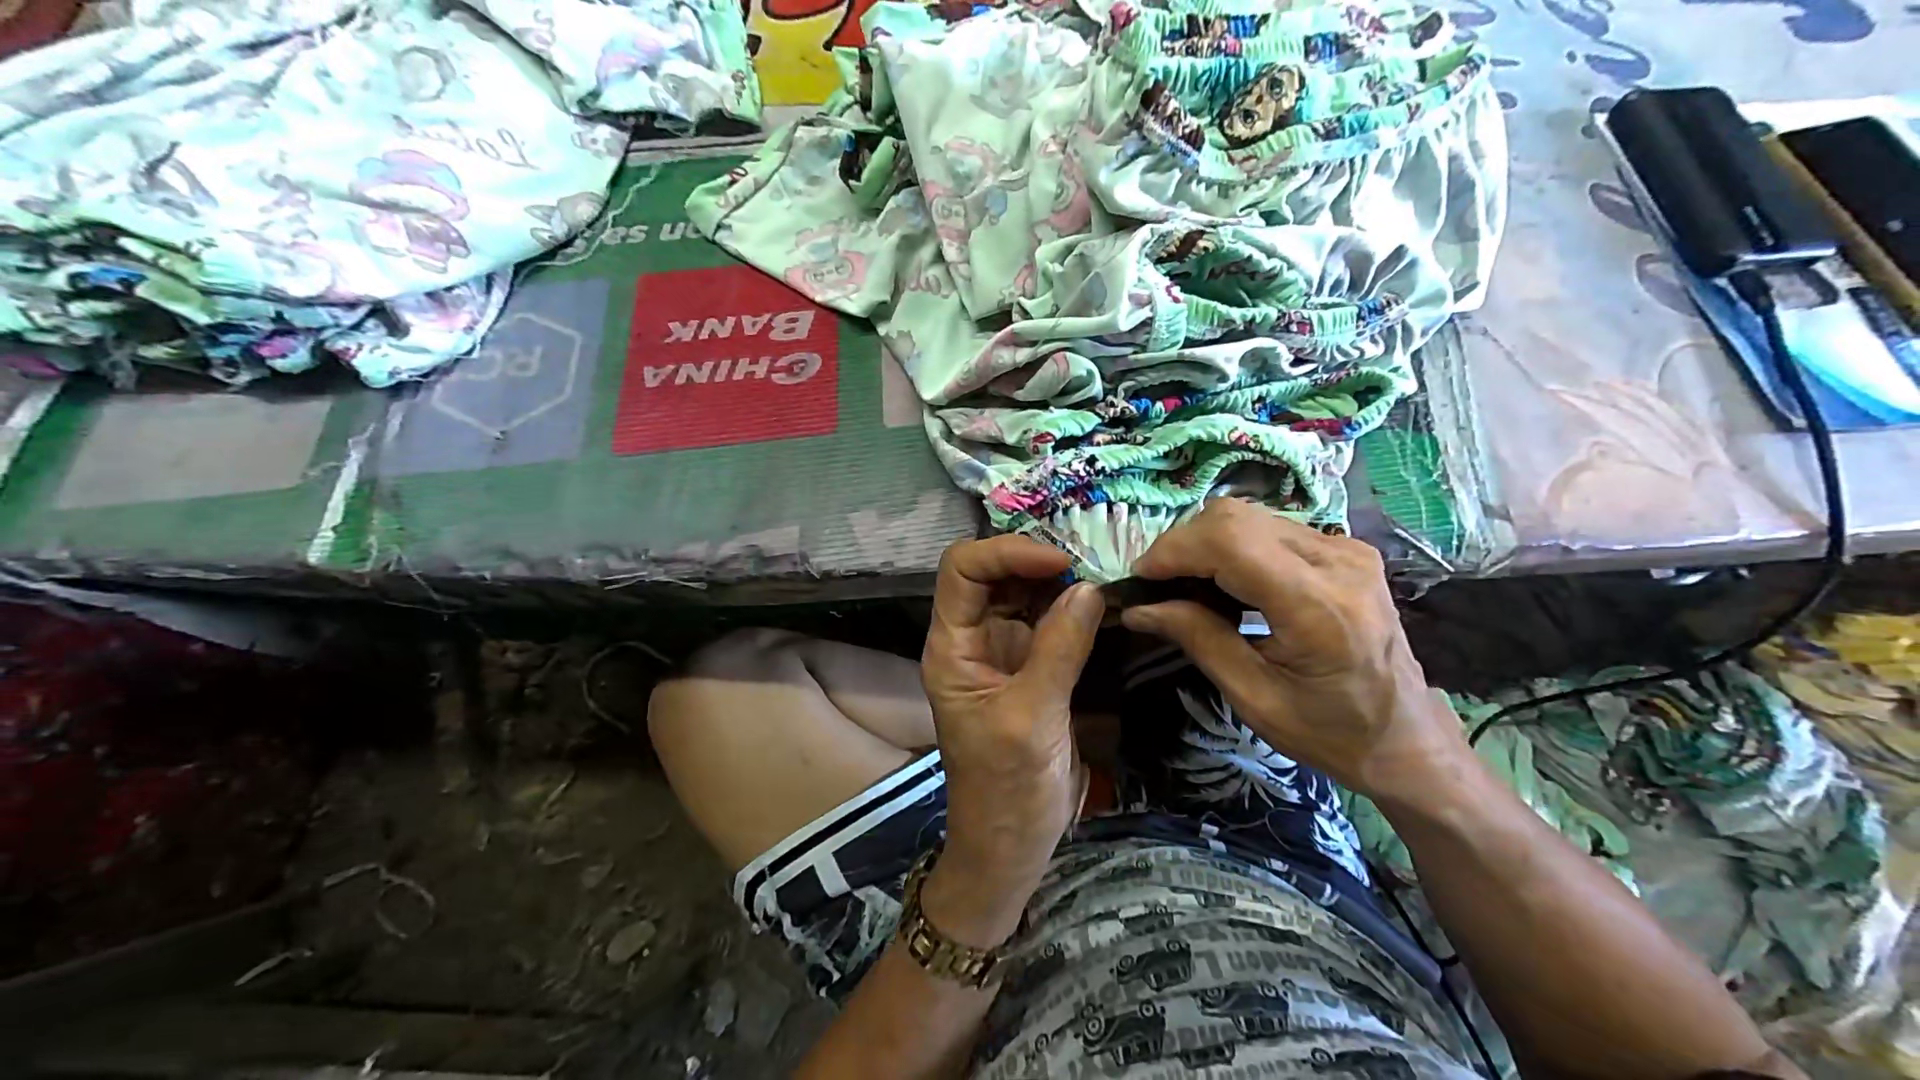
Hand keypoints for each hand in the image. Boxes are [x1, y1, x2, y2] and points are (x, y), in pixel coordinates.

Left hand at [920, 536, 1104, 945]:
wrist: (1011, 845)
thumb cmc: (1007, 788)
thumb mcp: (1032, 718)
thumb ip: (1058, 649)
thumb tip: (1088, 587)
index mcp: (952, 646)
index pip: (962, 569)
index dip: (1005, 552)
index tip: (1059, 561)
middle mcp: (973, 638)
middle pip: (994, 573)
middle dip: (1036, 560)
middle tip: (1092, 562)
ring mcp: (1003, 651)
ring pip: (1023, 593)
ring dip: (1058, 580)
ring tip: (1103, 575)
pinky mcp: (1031, 667)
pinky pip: (1048, 621)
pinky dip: (1072, 606)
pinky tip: (1102, 603)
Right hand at [1120, 498, 1466, 799]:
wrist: (1407, 738)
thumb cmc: (1331, 733)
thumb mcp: (1255, 698)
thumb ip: (1198, 640)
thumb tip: (1138, 608)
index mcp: (1319, 606)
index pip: (1230, 541)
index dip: (1174, 550)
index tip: (1140, 580)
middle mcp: (1337, 561)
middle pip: (1235, 517)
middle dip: (1182, 544)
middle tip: (1157, 586)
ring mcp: (1345, 549)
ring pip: (1248, 516)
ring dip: (1204, 543)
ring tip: (1183, 585)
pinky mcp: (1343, 549)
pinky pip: (1268, 528)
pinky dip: (1230, 546)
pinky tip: (1222, 582)